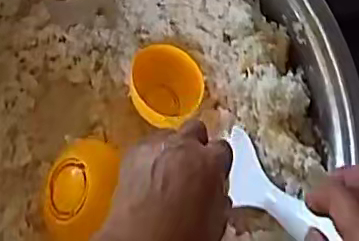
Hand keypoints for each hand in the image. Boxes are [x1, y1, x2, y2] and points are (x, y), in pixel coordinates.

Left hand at [96, 120, 232, 240]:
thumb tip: (216, 194)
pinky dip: (148, 159)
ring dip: (170, 151)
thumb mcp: (214, 222)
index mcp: (211, 162)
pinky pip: (146, 146)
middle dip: (194, 146)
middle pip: (196, 129)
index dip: (217, 163)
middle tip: (189, 170)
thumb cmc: (180, 238)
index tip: (213, 174)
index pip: (222, 149)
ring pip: (170, 136)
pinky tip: (145, 179)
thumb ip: (218, 198)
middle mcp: (186, 145)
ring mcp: (159, 144)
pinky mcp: (135, 150)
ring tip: (164, 176)